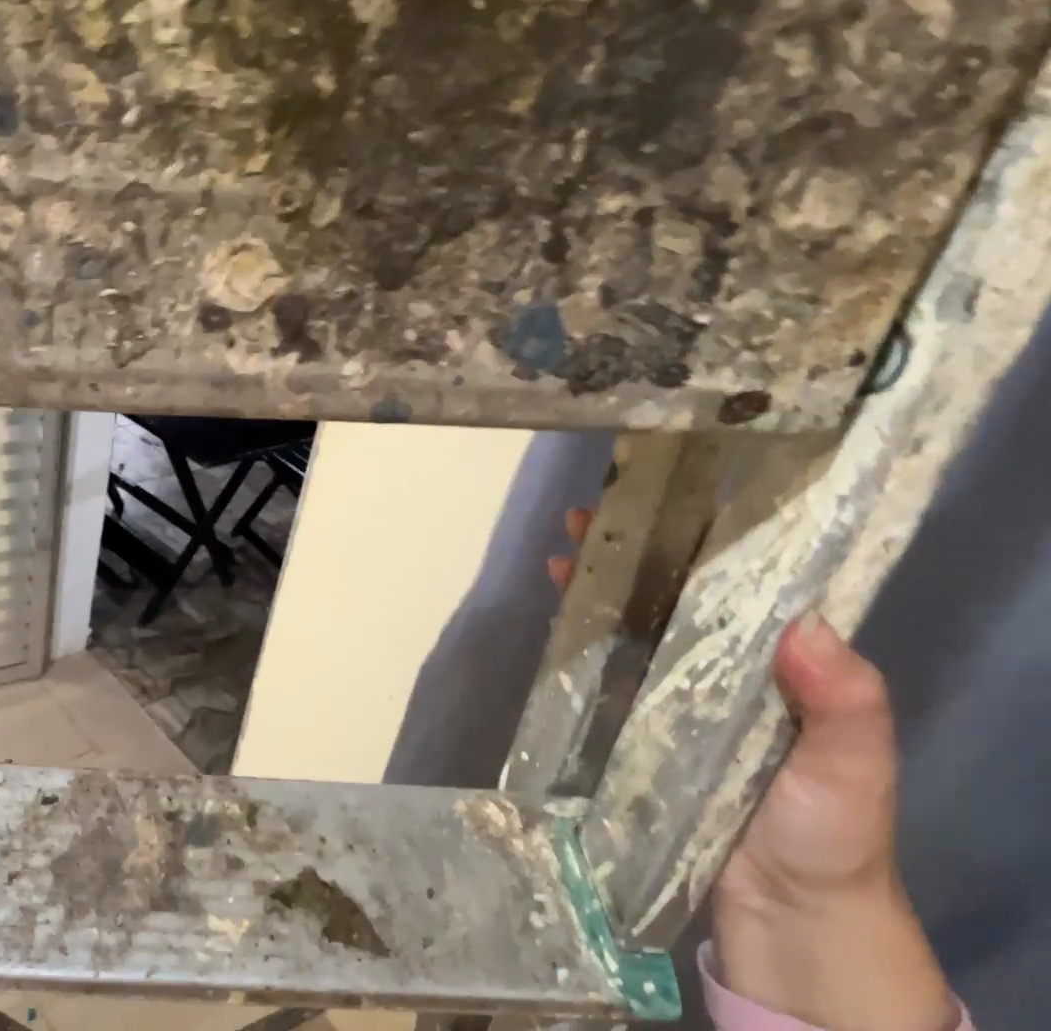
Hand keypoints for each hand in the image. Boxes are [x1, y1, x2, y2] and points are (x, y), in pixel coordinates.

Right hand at [551, 510, 956, 1030]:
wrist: (780, 910)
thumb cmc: (827, 833)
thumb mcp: (852, 769)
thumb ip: (845, 706)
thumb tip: (804, 626)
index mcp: (782, 662)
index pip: (741, 581)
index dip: (703, 534)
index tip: (663, 498)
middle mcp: (729, 665)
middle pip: (675, 591)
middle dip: (632, 548)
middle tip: (587, 516)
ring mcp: (679, 693)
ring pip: (635, 621)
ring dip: (600, 583)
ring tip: (561, 553)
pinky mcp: (638, 723)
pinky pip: (608, 667)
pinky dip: (582, 634)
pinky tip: (558, 612)